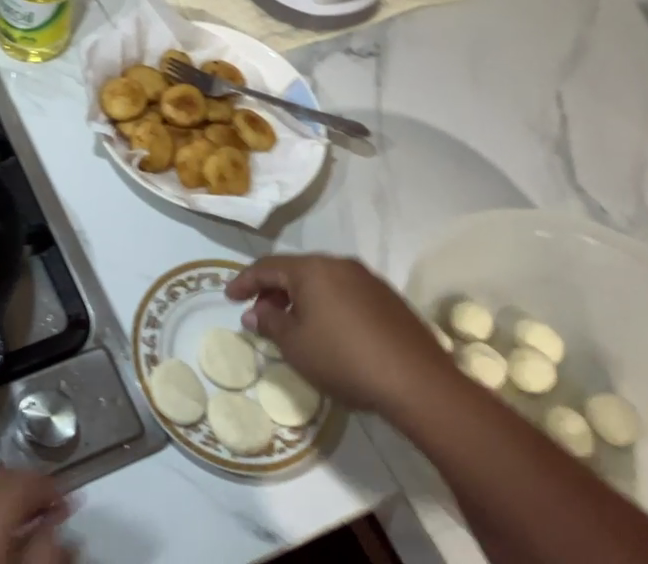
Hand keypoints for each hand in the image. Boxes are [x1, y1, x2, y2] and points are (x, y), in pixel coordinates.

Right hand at [227, 254, 454, 413]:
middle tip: (260, 315)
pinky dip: (326, 305)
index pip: (266, 267)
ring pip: (322, 281)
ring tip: (292, 325)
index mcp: (312, 269)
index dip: (244, 281)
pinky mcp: (389, 299)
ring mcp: (369, 280)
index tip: (228, 297)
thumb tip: (254, 312)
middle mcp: (340, 265)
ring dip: (301, 298)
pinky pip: (345, 293)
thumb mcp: (295, 345)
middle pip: (296, 271)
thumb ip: (269, 323)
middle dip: (273, 291)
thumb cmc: (344, 359)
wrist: (418, 382)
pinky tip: (327, 331)